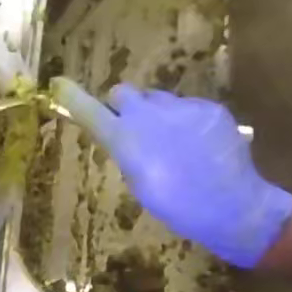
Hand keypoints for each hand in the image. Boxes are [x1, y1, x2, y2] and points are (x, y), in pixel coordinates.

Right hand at [89, 84, 291, 267]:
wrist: (231, 205)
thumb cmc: (177, 206)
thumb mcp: (140, 184)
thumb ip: (127, 154)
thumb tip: (126, 139)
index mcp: (125, 138)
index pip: (89, 110)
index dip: (73, 98)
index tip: (60, 84)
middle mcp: (147, 114)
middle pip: (123, 93)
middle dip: (123, 106)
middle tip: (134, 128)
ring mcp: (181, 107)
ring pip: (158, 100)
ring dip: (158, 114)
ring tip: (175, 143)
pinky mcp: (209, 107)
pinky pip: (189, 108)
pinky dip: (188, 122)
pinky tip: (201, 146)